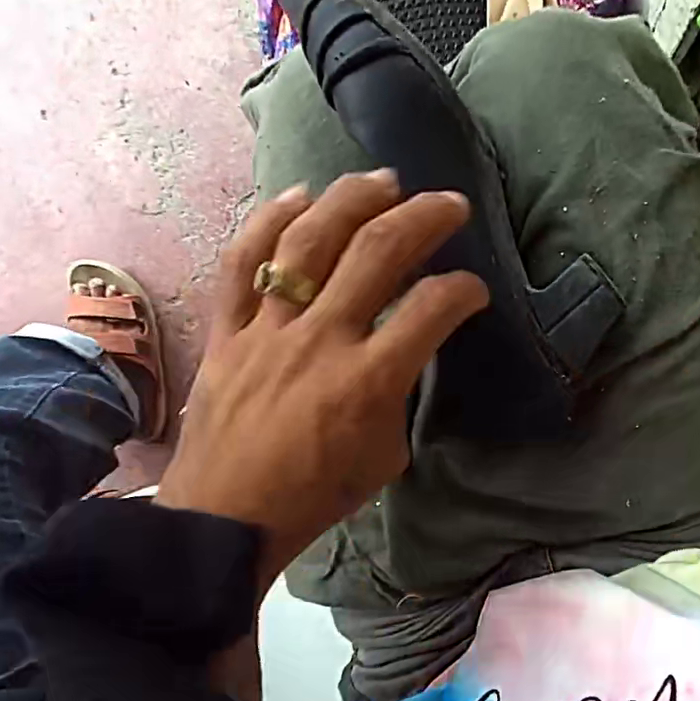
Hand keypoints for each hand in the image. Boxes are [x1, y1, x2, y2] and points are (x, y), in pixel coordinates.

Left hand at [155, 170, 488, 586]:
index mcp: (368, 382)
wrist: (227, 519)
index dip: (463, 290)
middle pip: (378, 252)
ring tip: (382, 181)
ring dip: (352, 200)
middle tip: (449, 204)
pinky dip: (269, 220)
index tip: (472, 290)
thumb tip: (401, 352)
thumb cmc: (315, 496)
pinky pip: (242, 261)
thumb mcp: (384, 455)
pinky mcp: (227, 330)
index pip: (432, 309)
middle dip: (424, 217)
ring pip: (309, 240)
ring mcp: (268, 329)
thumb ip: (399, 394)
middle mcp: (321, 340)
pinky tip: (299, 196)